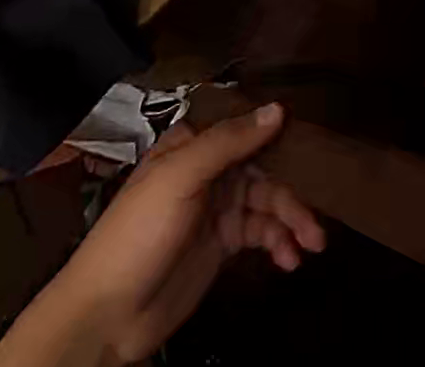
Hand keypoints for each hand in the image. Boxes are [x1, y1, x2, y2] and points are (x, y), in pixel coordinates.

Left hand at [0, 102, 325, 366]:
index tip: (314, 143)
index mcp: (193, 145)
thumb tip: (278, 109)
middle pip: (265, 168)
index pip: (245, 126)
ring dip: (292, 221)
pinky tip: (289, 260)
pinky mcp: (224, 243)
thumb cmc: (138, 232)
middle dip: (293, 191)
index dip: (279, 133)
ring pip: (268, 203)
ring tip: (311, 245)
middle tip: (317, 217)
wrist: (107, 315)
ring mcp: (218, 208)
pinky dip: (280, 243)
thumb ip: (229, 141)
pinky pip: (262, 233)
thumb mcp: (180, 177)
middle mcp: (210, 170)